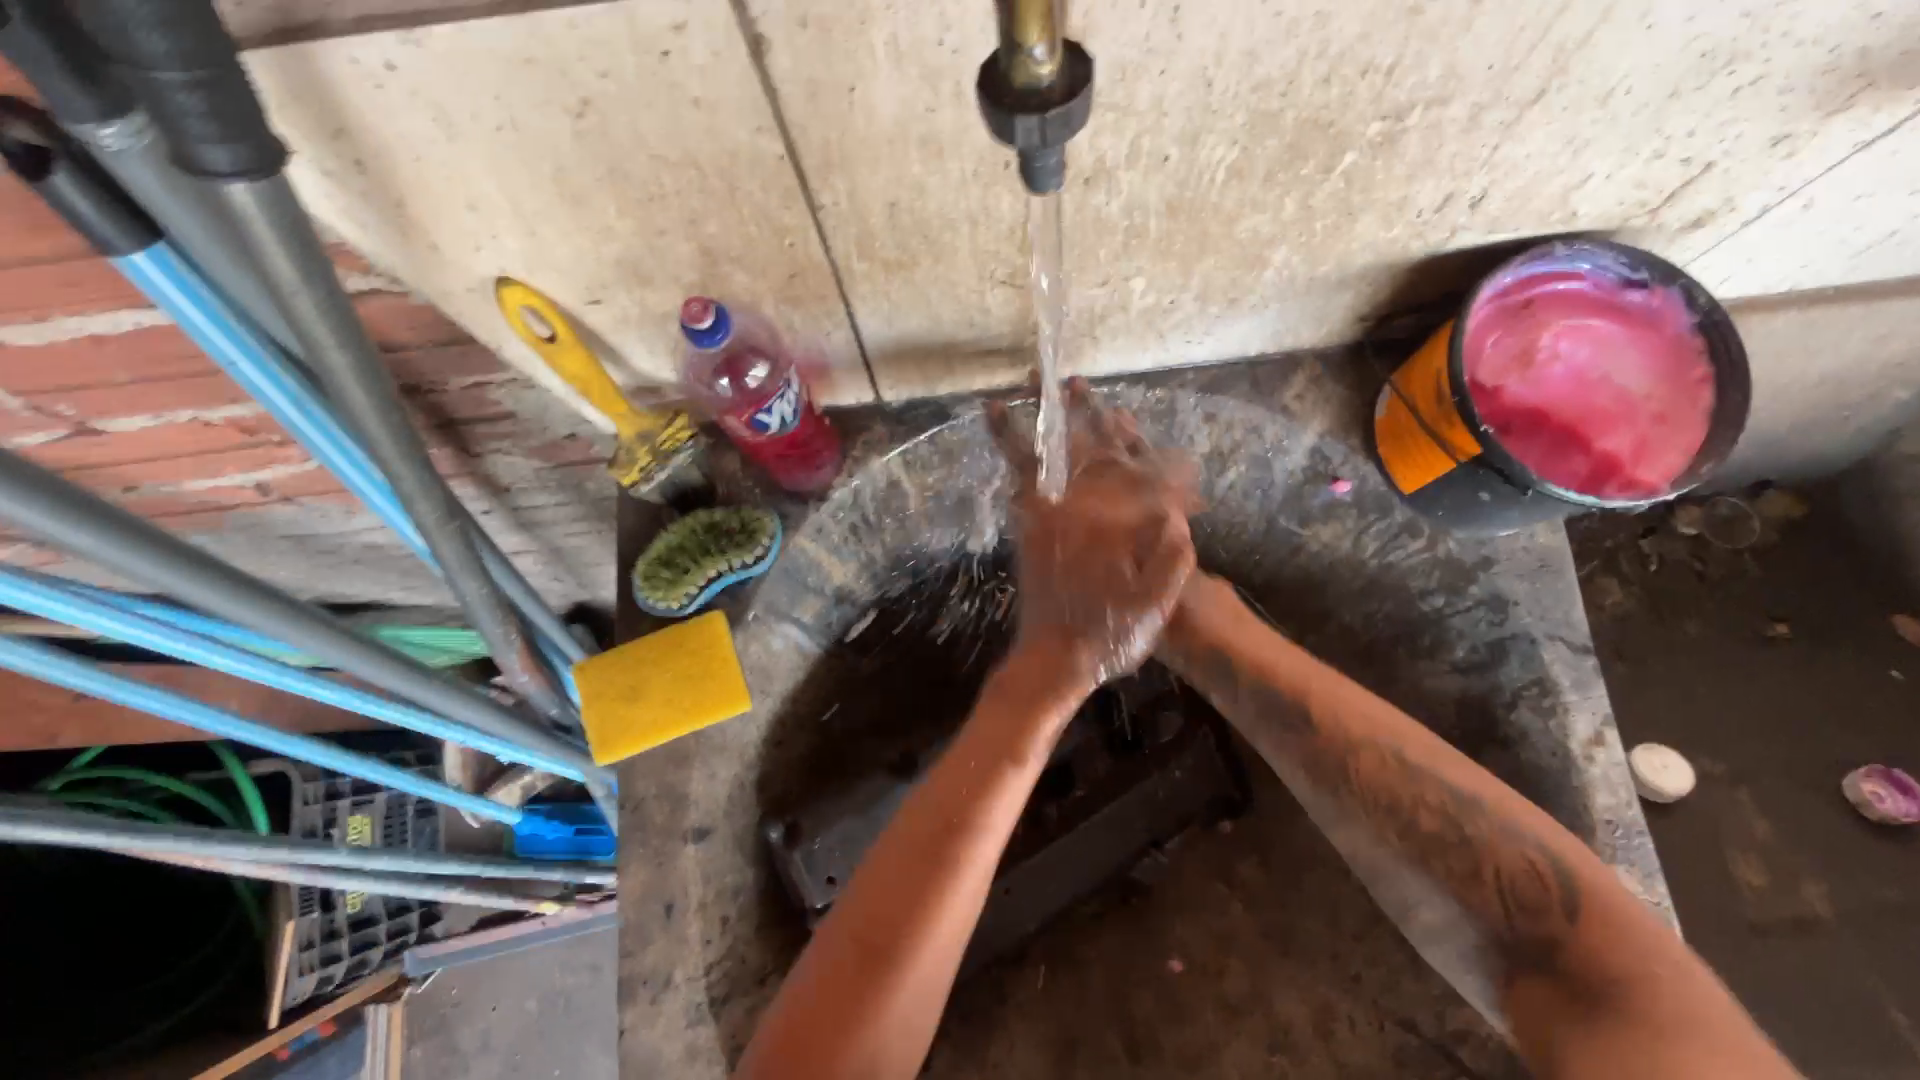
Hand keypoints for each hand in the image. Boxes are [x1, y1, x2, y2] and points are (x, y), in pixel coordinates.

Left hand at [986, 378, 1198, 687]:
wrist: (1053, 661)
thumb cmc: (1110, 636)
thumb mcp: (1155, 602)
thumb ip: (1170, 553)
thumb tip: (1175, 509)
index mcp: (1111, 523)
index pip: (1136, 474)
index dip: (1151, 456)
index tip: (1155, 437)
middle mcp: (1075, 510)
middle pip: (1083, 451)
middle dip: (1079, 414)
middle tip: (1070, 380)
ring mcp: (1046, 519)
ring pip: (1044, 458)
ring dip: (1036, 422)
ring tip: (1019, 389)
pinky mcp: (1028, 532)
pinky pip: (1020, 483)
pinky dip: (1010, 457)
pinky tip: (1002, 437)